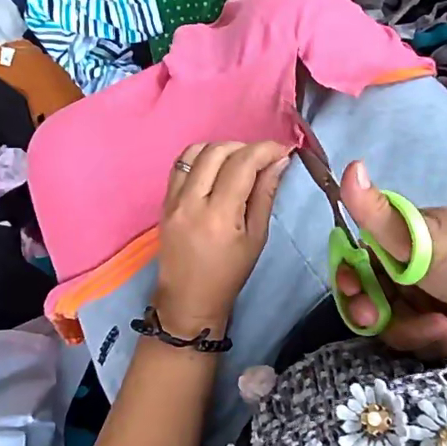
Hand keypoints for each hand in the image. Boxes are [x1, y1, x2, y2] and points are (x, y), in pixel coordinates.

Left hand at [153, 141, 291, 339]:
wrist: (188, 298)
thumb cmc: (230, 274)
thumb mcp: (256, 238)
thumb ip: (265, 195)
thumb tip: (279, 161)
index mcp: (219, 215)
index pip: (242, 164)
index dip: (265, 150)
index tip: (282, 150)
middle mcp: (192, 201)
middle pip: (218, 151)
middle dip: (245, 147)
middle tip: (263, 158)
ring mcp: (173, 199)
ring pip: (196, 151)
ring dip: (222, 148)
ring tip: (239, 161)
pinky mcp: (164, 200)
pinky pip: (181, 164)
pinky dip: (202, 157)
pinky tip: (216, 168)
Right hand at [336, 160, 446, 359]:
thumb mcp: (429, 240)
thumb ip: (381, 215)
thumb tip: (350, 164)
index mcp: (402, 242)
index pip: (357, 261)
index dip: (349, 281)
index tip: (355, 294)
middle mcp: (410, 272)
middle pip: (370, 301)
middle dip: (377, 316)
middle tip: (384, 321)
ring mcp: (427, 303)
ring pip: (395, 329)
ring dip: (418, 332)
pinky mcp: (445, 332)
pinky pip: (423, 346)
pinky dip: (442, 343)